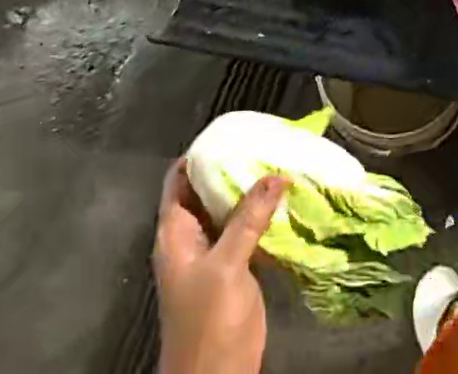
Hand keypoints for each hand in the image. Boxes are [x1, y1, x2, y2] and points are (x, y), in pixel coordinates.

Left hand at [153, 160, 288, 373]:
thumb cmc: (208, 321)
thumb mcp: (227, 265)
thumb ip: (248, 218)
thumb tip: (275, 174)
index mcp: (174, 231)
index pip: (179, 178)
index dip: (200, 154)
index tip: (230, 135)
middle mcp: (189, 238)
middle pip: (206, 193)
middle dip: (231, 171)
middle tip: (263, 147)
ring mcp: (210, 257)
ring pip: (227, 214)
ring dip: (248, 195)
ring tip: (278, 167)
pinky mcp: (231, 274)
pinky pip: (243, 236)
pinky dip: (259, 221)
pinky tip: (283, 207)